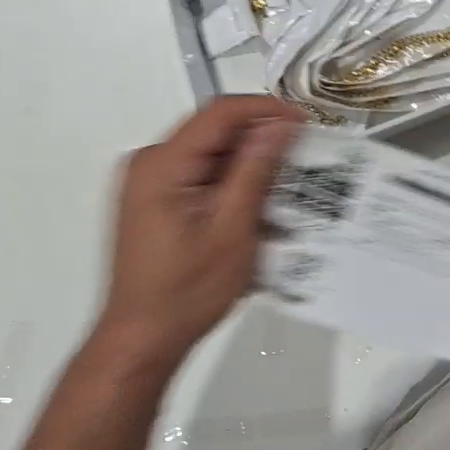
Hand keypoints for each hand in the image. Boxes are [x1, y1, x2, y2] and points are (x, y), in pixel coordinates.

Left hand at [94, 96, 303, 366]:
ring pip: (212, 149)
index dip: (266, 109)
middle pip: (215, 128)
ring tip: (289, 177)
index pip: (220, 112)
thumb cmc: (189, 290)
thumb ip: (255, 170)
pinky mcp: (156, 197)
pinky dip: (233, 176)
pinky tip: (260, 197)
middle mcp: (150, 162)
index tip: (307, 122)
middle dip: (262, 135)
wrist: (142, 340)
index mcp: (161, 165)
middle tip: (304, 152)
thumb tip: (281, 124)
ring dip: (250, 158)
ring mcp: (150, 180)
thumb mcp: (233, 228)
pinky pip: (202, 169)